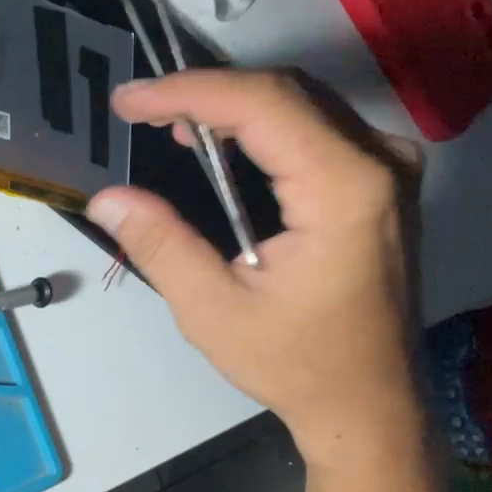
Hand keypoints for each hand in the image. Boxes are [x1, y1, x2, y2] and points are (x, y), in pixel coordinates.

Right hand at [86, 69, 424, 463]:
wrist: (364, 398)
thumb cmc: (292, 360)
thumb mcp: (211, 308)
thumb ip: (162, 245)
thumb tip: (107, 199)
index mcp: (343, 188)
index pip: (263, 108)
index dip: (190, 93)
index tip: (129, 99)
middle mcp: (377, 161)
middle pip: (284, 96)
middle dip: (205, 94)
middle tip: (137, 108)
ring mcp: (384, 169)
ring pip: (298, 108)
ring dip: (228, 108)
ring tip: (164, 122)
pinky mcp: (374, 184)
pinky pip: (310, 132)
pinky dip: (255, 129)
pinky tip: (213, 143)